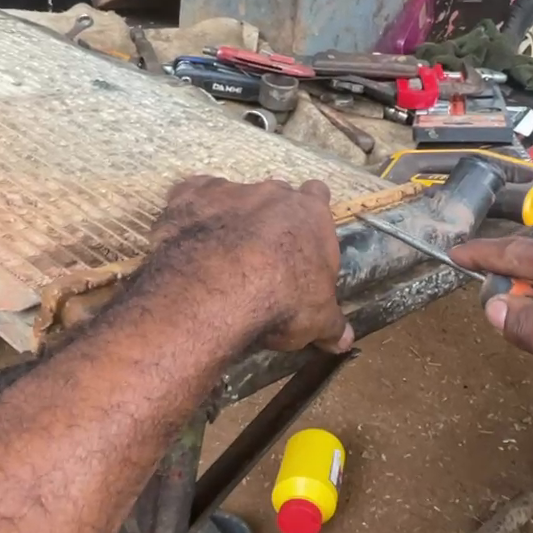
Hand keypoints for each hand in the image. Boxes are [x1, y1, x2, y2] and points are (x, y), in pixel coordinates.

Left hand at [147, 177, 352, 352]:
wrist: (217, 289)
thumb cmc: (282, 301)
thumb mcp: (316, 321)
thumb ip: (331, 325)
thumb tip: (345, 341)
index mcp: (310, 215)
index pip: (318, 196)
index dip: (310, 212)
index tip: (302, 234)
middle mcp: (272, 194)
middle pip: (276, 195)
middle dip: (270, 217)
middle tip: (263, 253)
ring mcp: (230, 191)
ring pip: (233, 195)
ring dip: (230, 216)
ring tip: (220, 252)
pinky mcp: (189, 197)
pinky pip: (191, 194)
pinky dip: (191, 212)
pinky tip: (187, 235)